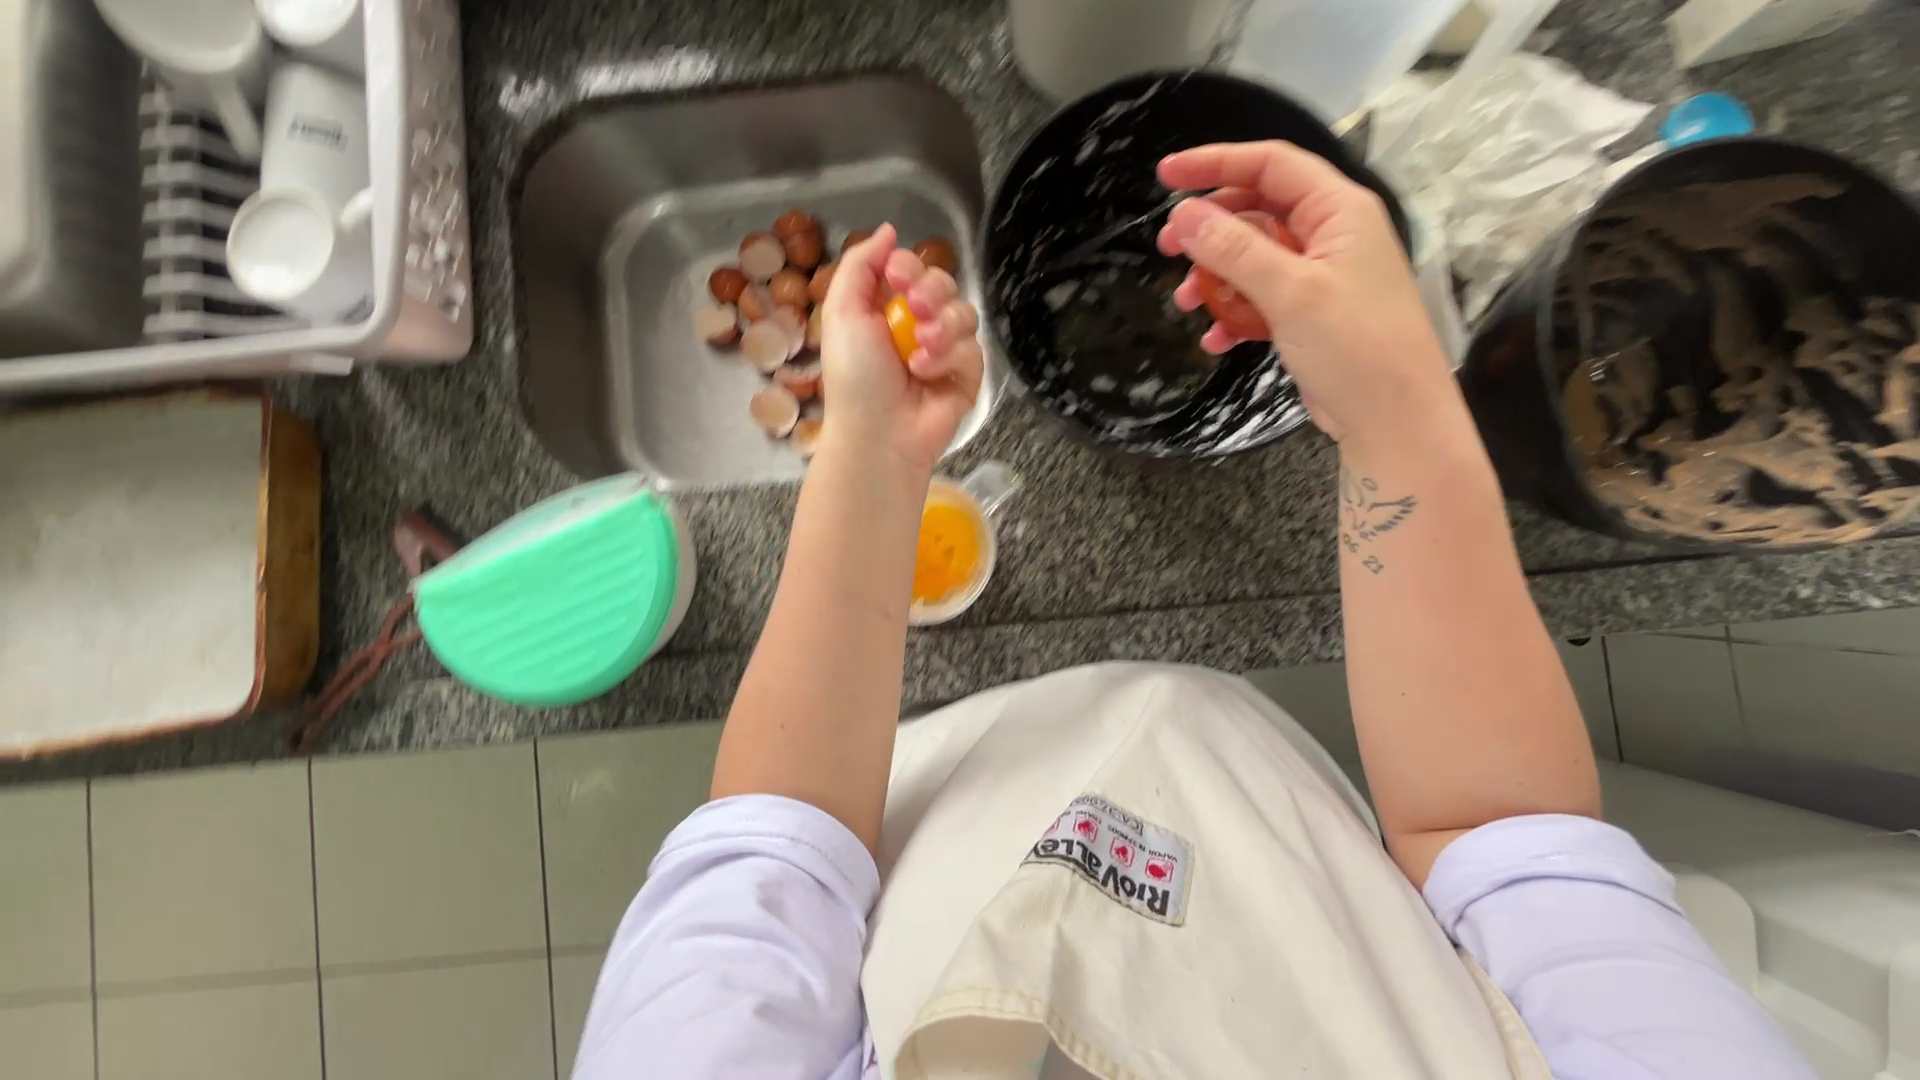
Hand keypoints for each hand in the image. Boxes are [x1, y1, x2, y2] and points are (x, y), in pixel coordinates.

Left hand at [818, 223, 984, 474]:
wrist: (877, 433)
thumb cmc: (855, 377)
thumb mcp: (842, 312)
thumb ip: (860, 265)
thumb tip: (888, 231)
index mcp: (885, 306)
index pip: (911, 267)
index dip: (909, 266)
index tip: (898, 278)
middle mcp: (916, 324)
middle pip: (943, 283)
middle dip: (931, 293)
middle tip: (915, 311)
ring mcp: (944, 350)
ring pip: (964, 313)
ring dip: (943, 327)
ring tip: (920, 351)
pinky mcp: (966, 375)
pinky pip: (973, 349)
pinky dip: (950, 359)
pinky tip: (927, 375)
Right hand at [1155, 142, 1452, 444]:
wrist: (1393, 419)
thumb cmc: (1355, 346)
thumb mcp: (1291, 292)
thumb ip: (1234, 250)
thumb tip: (1182, 216)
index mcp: (1338, 210)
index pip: (1270, 165)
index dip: (1216, 163)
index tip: (1166, 175)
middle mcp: (1330, 234)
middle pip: (1257, 211)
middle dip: (1208, 229)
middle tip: (1166, 248)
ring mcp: (1319, 276)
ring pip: (1253, 259)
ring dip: (1215, 277)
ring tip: (1185, 302)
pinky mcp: (1309, 315)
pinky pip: (1260, 300)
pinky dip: (1233, 316)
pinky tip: (1214, 340)